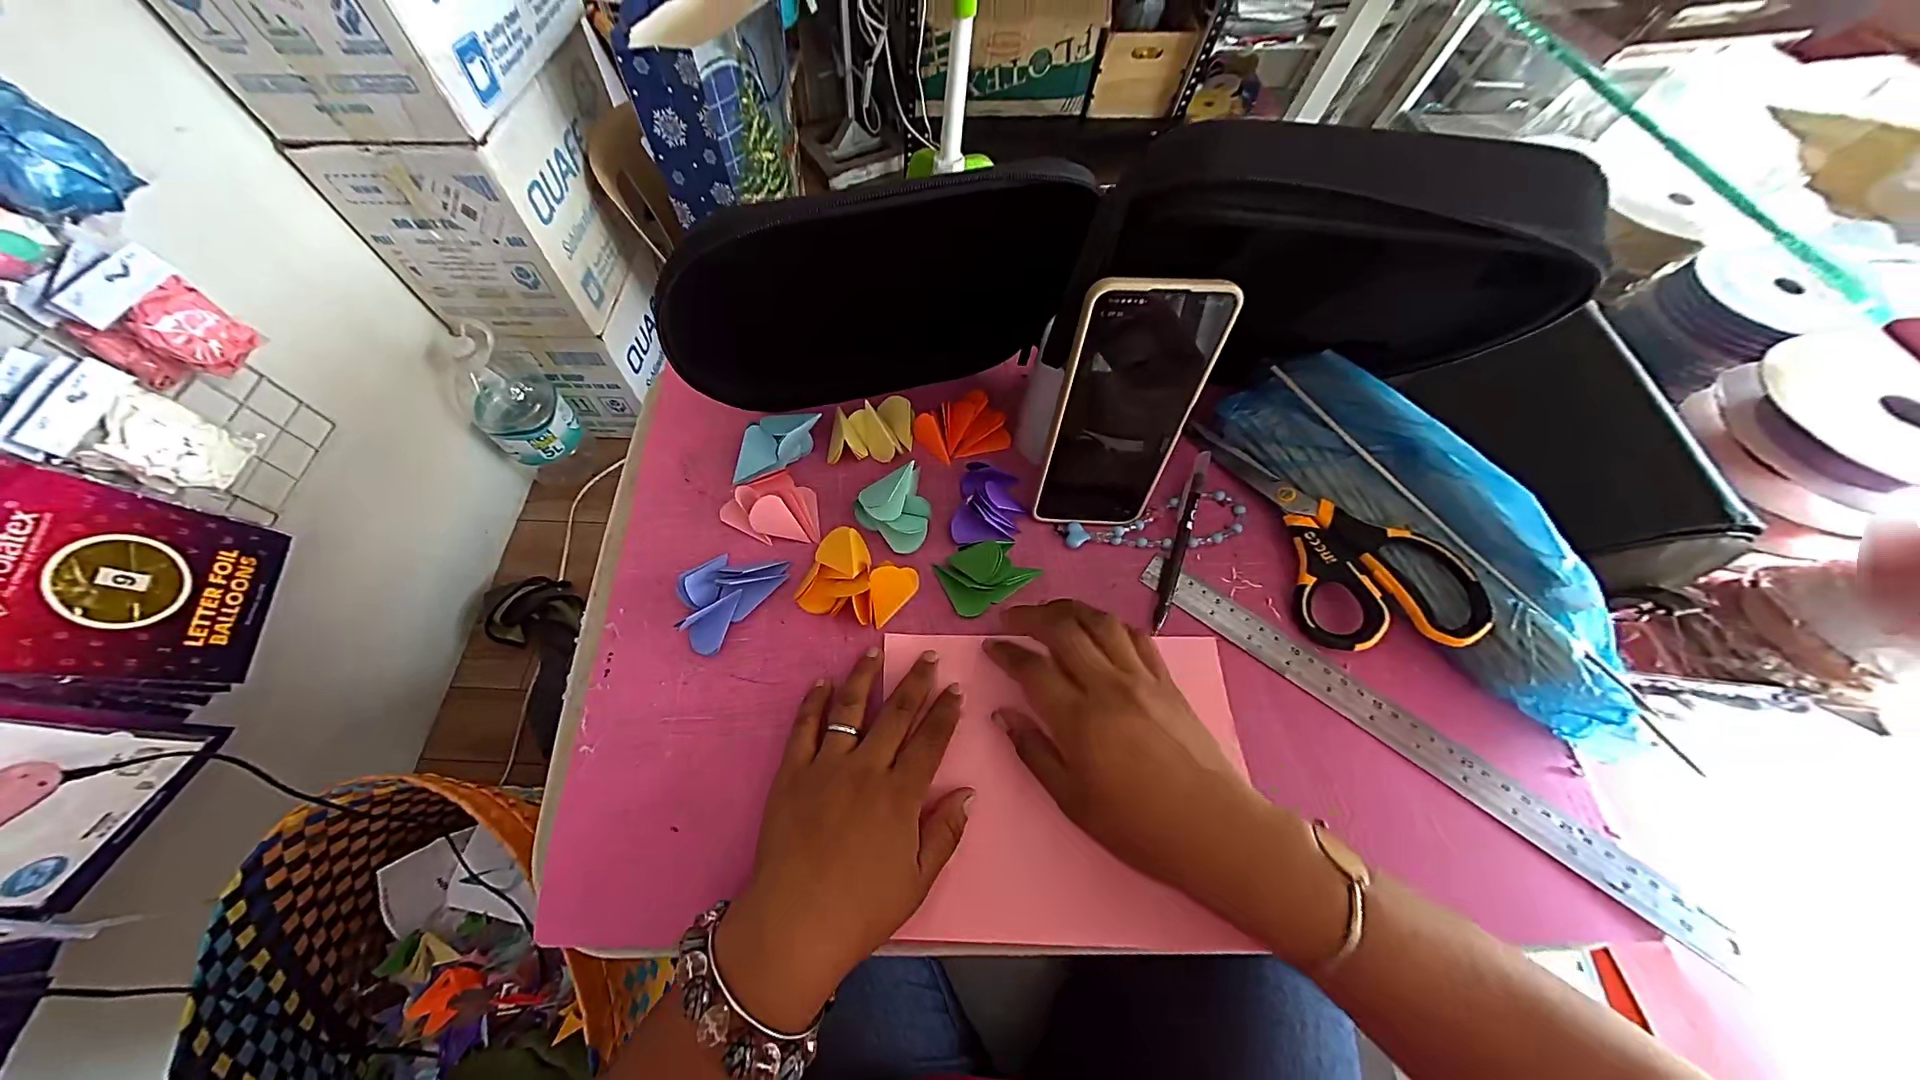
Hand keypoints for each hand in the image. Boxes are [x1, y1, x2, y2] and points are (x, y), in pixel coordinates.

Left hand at [717, 648, 969, 1031]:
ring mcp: (826, 767)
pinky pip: (804, 728)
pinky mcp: (792, 773)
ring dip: (865, 677)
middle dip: (916, 682)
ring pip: (850, 708)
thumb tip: (968, 792)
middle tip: (928, 657)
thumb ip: (946, 832)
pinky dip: (813, 702)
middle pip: (896, 713)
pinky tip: (821, 682)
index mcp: (900, 795)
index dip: (946, 712)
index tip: (955, 688)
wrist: (794, 925)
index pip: (931, 741)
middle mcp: (866, 769)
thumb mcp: (918, 880)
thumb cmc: (863, 909)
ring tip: (875, 652)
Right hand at [983, 600, 1268, 902]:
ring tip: (1050, 612)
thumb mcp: (1072, 800)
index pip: (1032, 668)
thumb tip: (1004, 715)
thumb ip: (1034, 752)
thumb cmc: (1136, 824)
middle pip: (1064, 630)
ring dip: (1069, 609)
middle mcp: (1108, 686)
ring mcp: (1142, 679)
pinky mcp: (1167, 681)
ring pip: (1100, 623)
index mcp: (1079, 719)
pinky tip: (1099, 629)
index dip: (1007, 653)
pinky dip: (1110, 625)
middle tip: (1011, 618)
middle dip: (1030, 617)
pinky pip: (1136, 637)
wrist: (1212, 826)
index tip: (992, 646)